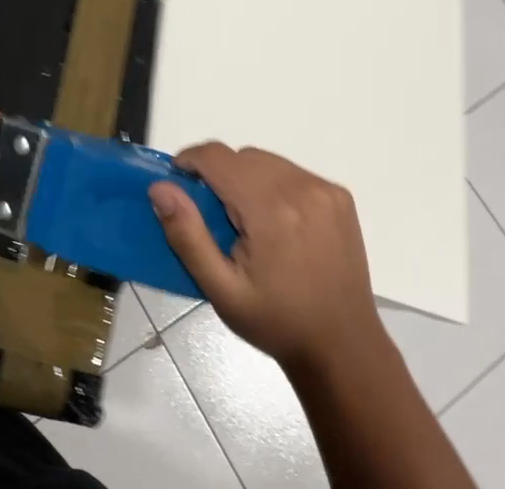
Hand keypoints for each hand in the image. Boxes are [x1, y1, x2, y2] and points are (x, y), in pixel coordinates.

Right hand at [149, 144, 384, 372]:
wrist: (343, 347)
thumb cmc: (275, 322)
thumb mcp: (220, 289)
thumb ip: (187, 235)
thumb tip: (160, 188)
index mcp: (271, 210)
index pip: (217, 157)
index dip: (189, 162)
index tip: (177, 186)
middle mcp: (302, 189)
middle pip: (241, 156)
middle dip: (217, 174)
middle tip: (210, 216)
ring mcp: (325, 191)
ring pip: (265, 161)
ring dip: (244, 177)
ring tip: (242, 221)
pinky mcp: (340, 198)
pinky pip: (290, 172)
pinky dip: (271, 184)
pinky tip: (273, 222)